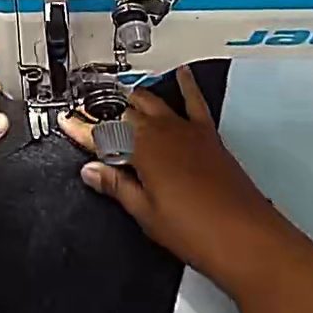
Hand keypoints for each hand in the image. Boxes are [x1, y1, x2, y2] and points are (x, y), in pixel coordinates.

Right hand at [60, 65, 298, 287]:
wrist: (247, 239)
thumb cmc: (197, 232)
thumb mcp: (146, 214)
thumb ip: (117, 186)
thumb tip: (91, 171)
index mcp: (142, 150)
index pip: (101, 135)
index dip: (80, 128)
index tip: (66, 121)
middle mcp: (162, 132)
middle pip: (124, 113)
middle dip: (102, 112)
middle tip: (87, 114)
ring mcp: (185, 129)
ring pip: (151, 101)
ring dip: (132, 98)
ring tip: (118, 96)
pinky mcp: (207, 134)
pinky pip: (193, 101)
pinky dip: (186, 85)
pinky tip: (181, 72)